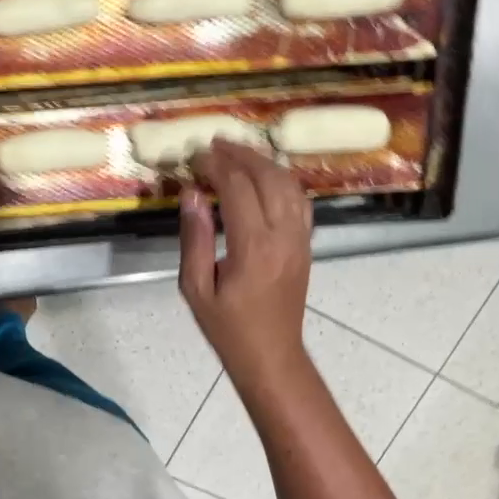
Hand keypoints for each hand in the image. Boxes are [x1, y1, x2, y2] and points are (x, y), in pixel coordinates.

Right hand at [178, 138, 314, 389]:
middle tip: (214, 145)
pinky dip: (281, 180)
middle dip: (240, 155)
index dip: (215, 166)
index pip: (236, 188)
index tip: (194, 157)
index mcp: (253, 247)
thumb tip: (192, 194)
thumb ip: (194, 238)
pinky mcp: (306, 243)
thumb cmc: (227, 327)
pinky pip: (300, 200)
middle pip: (267, 177)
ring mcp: (300, 238)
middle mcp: (283, 236)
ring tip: (236, 153)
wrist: (271, 354)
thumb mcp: (195, 288)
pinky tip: (263, 177)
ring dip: (263, 162)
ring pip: (288, 184)